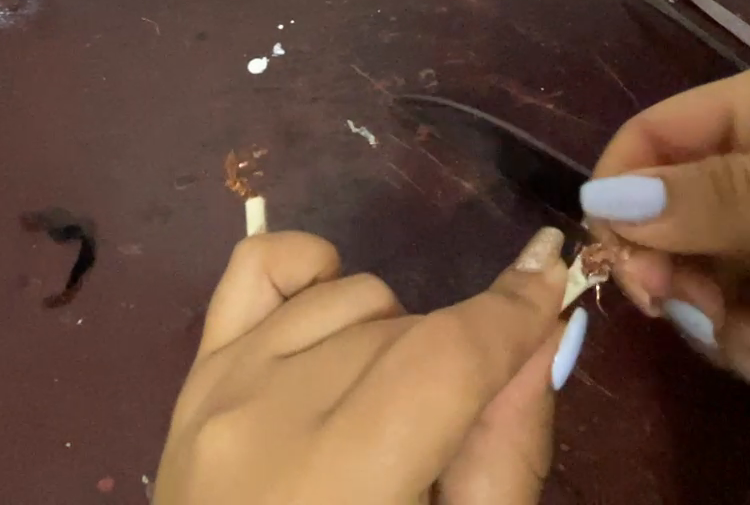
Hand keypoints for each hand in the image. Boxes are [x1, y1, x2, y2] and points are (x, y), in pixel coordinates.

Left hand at [154, 227, 583, 504]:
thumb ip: (504, 455)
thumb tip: (539, 334)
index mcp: (335, 488)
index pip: (442, 359)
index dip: (512, 310)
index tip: (552, 273)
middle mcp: (265, 422)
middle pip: (405, 330)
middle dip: (458, 360)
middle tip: (454, 428)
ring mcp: (221, 388)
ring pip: (350, 296)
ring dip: (393, 334)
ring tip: (386, 408)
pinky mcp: (197, 372)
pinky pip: (261, 266)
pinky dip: (313, 271)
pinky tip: (334, 320)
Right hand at [578, 60, 749, 439]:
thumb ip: (735, 197)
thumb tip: (604, 198)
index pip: (661, 132)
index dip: (624, 186)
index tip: (617, 258)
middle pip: (670, 205)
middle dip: (665, 263)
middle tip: (686, 318)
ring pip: (701, 268)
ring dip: (708, 314)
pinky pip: (745, 316)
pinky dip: (749, 345)